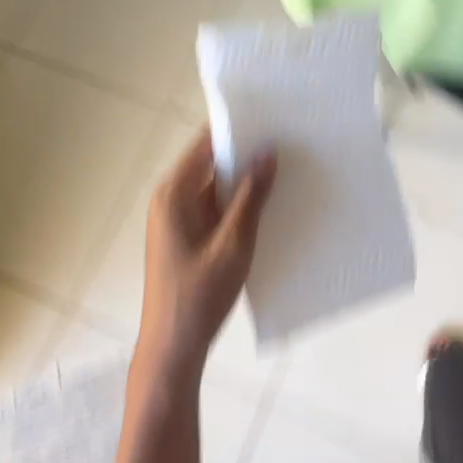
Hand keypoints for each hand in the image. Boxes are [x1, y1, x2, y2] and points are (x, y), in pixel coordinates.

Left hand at [137, 132, 276, 377]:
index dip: (237, 126)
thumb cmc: (198, 296)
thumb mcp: (233, 244)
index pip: (206, 142)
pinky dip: (241, 202)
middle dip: (248, 151)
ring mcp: (180, 218)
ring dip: (247, 179)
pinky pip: (218, 207)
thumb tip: (268, 152)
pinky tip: (273, 201)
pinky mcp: (190, 236)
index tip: (273, 113)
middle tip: (290, 138)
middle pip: (213, 161)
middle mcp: (173, 198)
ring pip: (218, 185)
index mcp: (174, 193)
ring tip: (289, 165)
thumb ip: (251, 197)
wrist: (172, 349)